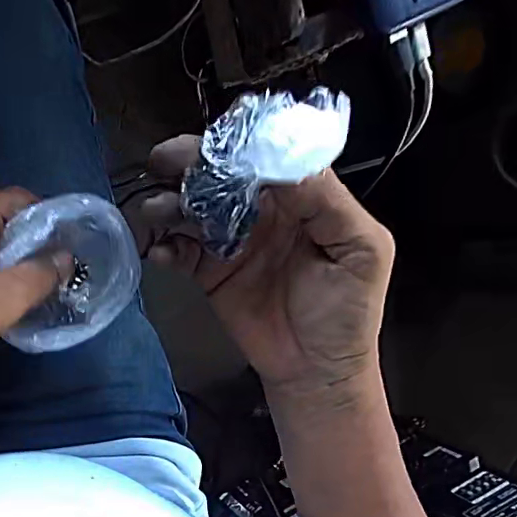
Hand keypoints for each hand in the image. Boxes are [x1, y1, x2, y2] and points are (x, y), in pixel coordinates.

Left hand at [0, 187, 63, 421]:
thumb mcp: (3, 300)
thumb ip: (42, 274)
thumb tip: (65, 258)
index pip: (26, 199)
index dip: (53, 225)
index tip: (70, 258)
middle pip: (5, 220)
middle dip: (32, 248)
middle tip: (52, 282)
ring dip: (8, 266)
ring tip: (26, 296)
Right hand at [137, 136, 393, 409]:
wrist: (317, 372)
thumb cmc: (348, 314)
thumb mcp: (360, 251)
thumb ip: (327, 202)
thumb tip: (281, 162)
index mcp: (304, 200)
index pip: (269, 158)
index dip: (240, 146)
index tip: (214, 144)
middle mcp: (266, 213)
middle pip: (224, 175)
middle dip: (192, 164)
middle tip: (164, 161)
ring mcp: (235, 242)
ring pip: (196, 208)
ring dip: (172, 203)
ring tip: (157, 210)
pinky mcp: (212, 273)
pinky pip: (182, 250)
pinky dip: (165, 245)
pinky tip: (160, 250)